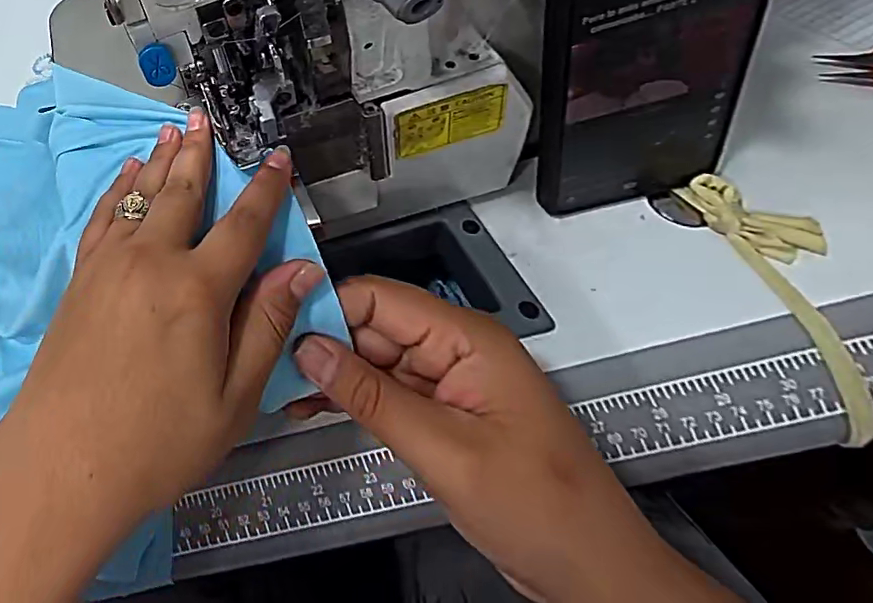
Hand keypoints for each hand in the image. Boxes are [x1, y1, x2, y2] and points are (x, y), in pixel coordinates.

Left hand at [0, 110, 323, 602]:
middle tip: (203, 117)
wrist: (63, 460)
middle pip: (183, 192)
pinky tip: (125, 173)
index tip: (276, 158)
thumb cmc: (158, 442)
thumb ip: (267, 326)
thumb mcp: (233, 399)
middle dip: (199, 152)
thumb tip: (299, 269)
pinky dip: (117, 188)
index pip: (243, 225)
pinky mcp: (82, 273)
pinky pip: (103, 215)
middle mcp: (152, 258)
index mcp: (197, 289)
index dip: (265, 189)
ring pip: (140, 194)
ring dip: (159, 160)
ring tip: (171, 131)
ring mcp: (110, 261)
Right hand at [290, 277, 737, 602]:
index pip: (378, 297)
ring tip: (285, 387)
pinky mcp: (438, 408)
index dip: (327, 308)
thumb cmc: (548, 513)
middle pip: (369, 324)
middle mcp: (452, 347)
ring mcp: (444, 379)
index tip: (284, 329)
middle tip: (274, 364)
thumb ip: (371, 395)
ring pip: (369, 356)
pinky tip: (314, 405)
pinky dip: (350, 396)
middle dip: (322, 342)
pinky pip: (382, 388)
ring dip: (330, 372)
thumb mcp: (447, 452)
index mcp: (466, 338)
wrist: (598, 579)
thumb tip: (310, 349)